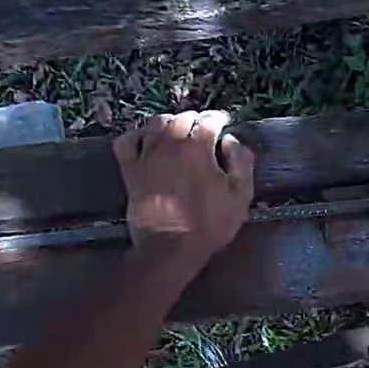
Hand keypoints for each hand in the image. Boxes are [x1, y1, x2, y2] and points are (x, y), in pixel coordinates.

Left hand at [112, 111, 255, 272]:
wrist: (170, 249)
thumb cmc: (210, 225)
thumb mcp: (240, 196)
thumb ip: (241, 163)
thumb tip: (231, 141)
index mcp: (198, 148)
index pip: (210, 120)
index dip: (220, 119)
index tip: (224, 124)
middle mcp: (170, 144)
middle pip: (182, 118)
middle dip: (196, 120)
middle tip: (204, 131)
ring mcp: (146, 156)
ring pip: (156, 123)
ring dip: (170, 123)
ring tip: (178, 133)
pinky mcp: (130, 170)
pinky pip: (126, 141)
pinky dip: (136, 136)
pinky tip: (146, 142)